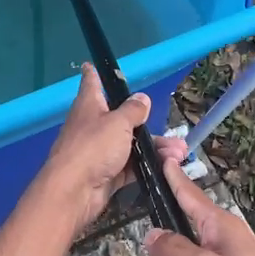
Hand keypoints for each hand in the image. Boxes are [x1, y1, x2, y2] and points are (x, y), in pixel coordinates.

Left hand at [35, 64, 186, 230]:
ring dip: (154, 147)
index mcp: (89, 105)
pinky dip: (147, 166)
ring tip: (180, 153)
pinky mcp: (106, 173)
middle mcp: (93, 125)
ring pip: (130, 144)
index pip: (91, 83)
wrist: (74, 191)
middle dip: (147, 124)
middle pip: (121, 118)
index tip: (91, 64)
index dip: (93, 73)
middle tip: (174, 133)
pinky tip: (168, 167)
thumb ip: (132, 110)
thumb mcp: (117, 123)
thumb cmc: (93, 147)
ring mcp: (100, 151)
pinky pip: (130, 166)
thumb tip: (142, 98)